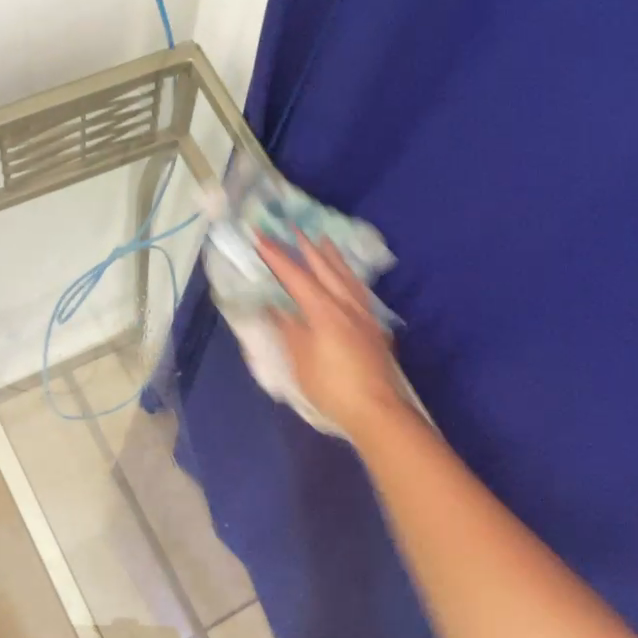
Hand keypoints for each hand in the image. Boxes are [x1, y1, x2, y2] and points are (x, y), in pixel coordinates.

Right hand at [257, 232, 408, 436]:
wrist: (377, 410)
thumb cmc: (332, 389)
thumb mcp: (300, 362)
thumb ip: (289, 331)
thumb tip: (277, 309)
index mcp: (323, 311)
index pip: (296, 277)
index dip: (277, 257)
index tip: (261, 237)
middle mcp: (346, 306)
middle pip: (325, 269)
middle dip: (307, 248)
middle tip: (294, 228)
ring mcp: (364, 316)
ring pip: (347, 277)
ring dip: (332, 258)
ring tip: (324, 242)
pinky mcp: (374, 329)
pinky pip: (359, 291)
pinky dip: (348, 278)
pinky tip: (347, 281)